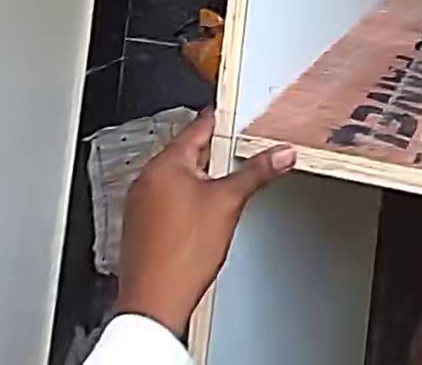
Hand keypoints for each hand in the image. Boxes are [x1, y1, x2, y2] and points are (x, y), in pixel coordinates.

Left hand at [116, 110, 296, 335]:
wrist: (155, 306)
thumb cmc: (181, 255)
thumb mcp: (229, 201)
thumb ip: (257, 171)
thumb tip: (281, 154)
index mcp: (165, 164)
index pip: (199, 127)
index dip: (223, 120)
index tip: (238, 116)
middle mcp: (147, 179)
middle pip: (190, 151)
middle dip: (217, 152)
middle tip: (241, 153)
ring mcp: (141, 203)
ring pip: (179, 176)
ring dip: (203, 176)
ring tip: (225, 186)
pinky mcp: (141, 225)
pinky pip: (168, 197)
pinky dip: (188, 197)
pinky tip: (204, 212)